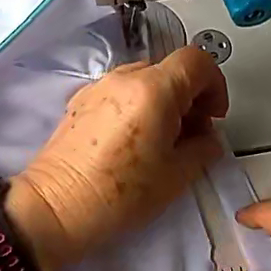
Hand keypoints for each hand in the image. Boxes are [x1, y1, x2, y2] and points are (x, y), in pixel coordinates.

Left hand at [8, 46, 227, 270]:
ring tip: (161, 140)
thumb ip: (203, 149)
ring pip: (142, 80)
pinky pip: (117, 93)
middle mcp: (122, 80)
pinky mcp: (78, 104)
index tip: (214, 113)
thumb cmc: (114, 195)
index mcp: (152, 90)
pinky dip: (134, 107)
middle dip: (188, 96)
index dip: (214, 85)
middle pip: (168, 69)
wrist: (55, 209)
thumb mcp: (176, 176)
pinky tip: (133, 142)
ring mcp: (96, 90)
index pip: (197, 61)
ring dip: (161, 101)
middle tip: (191, 132)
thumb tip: (206, 140)